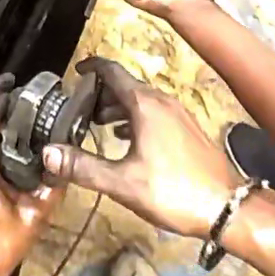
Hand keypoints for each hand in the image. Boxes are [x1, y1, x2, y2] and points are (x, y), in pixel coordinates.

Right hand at [41, 58, 241, 238]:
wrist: (226, 207)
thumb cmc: (173, 191)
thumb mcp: (122, 183)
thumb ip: (83, 167)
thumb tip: (48, 153)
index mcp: (144, 104)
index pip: (112, 71)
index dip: (92, 68)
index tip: (75, 72)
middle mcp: (161, 100)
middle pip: (125, 84)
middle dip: (100, 93)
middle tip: (80, 110)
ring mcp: (177, 113)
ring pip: (140, 99)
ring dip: (117, 106)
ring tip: (98, 125)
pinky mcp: (186, 128)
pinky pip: (153, 111)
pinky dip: (134, 116)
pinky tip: (127, 139)